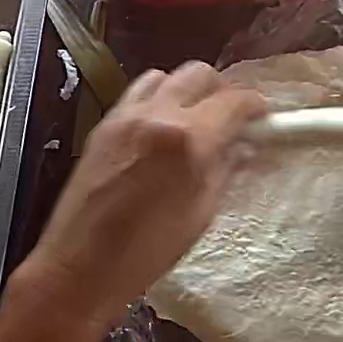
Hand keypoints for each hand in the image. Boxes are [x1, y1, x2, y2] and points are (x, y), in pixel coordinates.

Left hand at [21, 62, 268, 328]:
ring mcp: (122, 118)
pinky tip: (158, 130)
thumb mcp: (199, 214)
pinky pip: (134, 96)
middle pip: (198, 75)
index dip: (256, 107)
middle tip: (229, 121)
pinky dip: (154, 101)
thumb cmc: (145, 253)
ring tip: (192, 122)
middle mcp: (154, 115)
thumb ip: (224, 170)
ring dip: (184, 91)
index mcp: (187, 139)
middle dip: (221, 92)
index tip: (264, 119)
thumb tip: (243, 147)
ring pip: (164, 78)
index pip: (235, 101)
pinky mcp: (100, 128)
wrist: (78, 266)